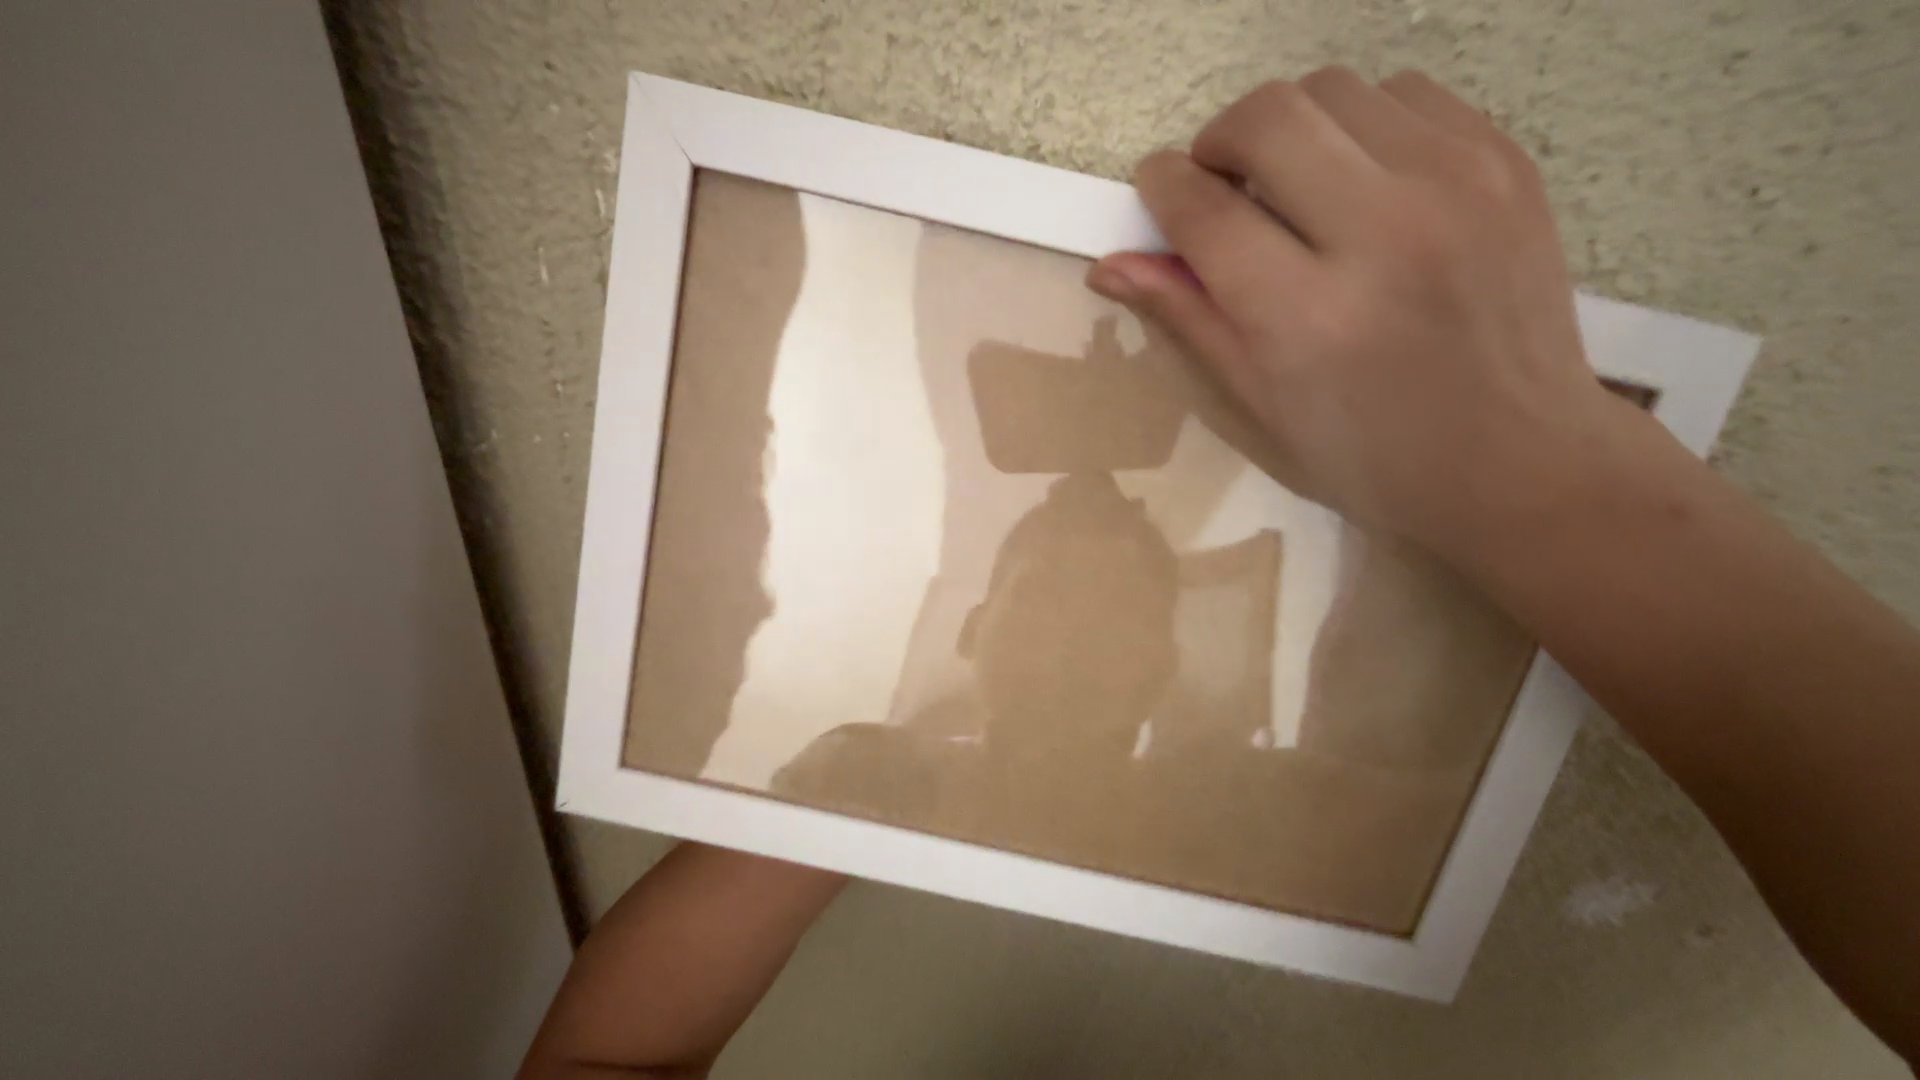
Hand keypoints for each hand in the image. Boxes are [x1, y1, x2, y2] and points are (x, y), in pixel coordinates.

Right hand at [1089, 68, 1638, 558]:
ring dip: (1290, 129)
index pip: (1204, 209)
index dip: (1161, 187)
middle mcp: (1382, 234)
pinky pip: (1405, 95)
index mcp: (1305, 316)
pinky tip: (1361, 184)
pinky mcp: (1505, 163)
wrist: (1516, 459)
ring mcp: (1456, 186)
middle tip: (1221, 187)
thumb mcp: (1258, 402)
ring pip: (1333, 90)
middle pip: (1266, 116)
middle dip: (1218, 141)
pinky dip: (1360, 126)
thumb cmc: (1368, 454)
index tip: (1158, 190)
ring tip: (1294, 188)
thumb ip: (1187, 317)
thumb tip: (1112, 263)